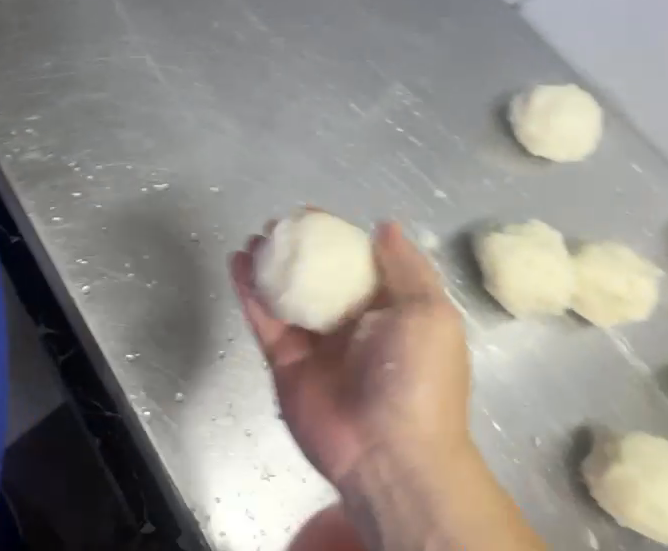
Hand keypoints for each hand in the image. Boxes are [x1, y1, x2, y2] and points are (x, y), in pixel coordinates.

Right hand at [229, 220, 470, 486]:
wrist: (389, 453)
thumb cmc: (416, 378)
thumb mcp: (430, 314)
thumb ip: (406, 267)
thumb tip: (383, 225)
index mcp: (389, 313)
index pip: (358, 265)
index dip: (335, 237)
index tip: (311, 215)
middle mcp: (350, 325)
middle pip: (317, 276)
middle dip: (296, 249)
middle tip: (276, 226)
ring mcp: (314, 343)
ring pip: (285, 292)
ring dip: (268, 263)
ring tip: (255, 238)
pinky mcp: (283, 359)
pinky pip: (262, 317)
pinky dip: (248, 288)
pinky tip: (237, 261)